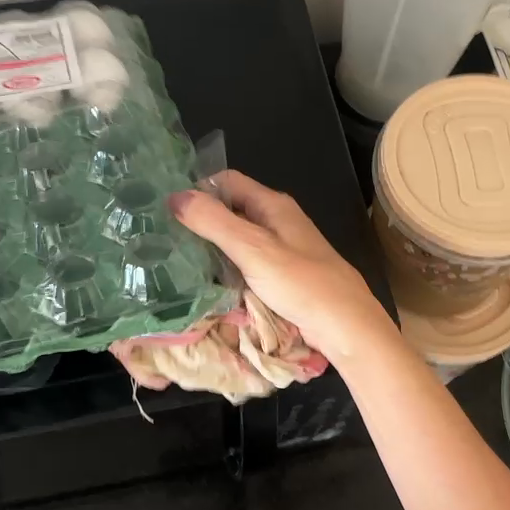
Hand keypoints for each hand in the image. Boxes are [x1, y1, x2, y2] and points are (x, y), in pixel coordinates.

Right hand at [170, 170, 399, 363]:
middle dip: (200, 222)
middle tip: (163, 239)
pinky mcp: (281, 279)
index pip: (227, 182)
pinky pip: (245, 267)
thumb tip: (174, 197)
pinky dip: (226, 272)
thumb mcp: (253, 249)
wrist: (346, 327)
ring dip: (211, 250)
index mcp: (273, 206)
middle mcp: (277, 223)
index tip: (166, 209)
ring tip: (175, 262)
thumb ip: (214, 222)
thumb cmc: (302, 284)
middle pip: (230, 212)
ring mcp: (280, 252)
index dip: (198, 189)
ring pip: (236, 242)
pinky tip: (206, 285)